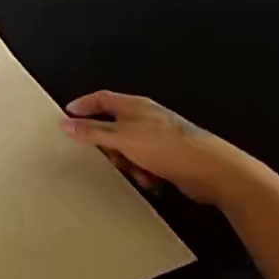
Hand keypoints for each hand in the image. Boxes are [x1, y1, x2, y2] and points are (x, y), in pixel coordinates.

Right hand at [61, 91, 278, 209]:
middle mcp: (146, 118)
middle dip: (107, 144)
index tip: (67, 115)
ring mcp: (159, 137)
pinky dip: (142, 172)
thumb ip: (92, 131)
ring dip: (127, 162)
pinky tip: (150, 180)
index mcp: (134, 106)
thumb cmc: (166, 147)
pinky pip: (143, 162)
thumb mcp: (122, 138)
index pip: (101, 98)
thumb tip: (65, 123)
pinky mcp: (169, 157)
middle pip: (112, 126)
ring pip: (127, 148)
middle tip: (104, 155)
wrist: (214, 171)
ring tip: (136, 171)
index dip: (83, 105)